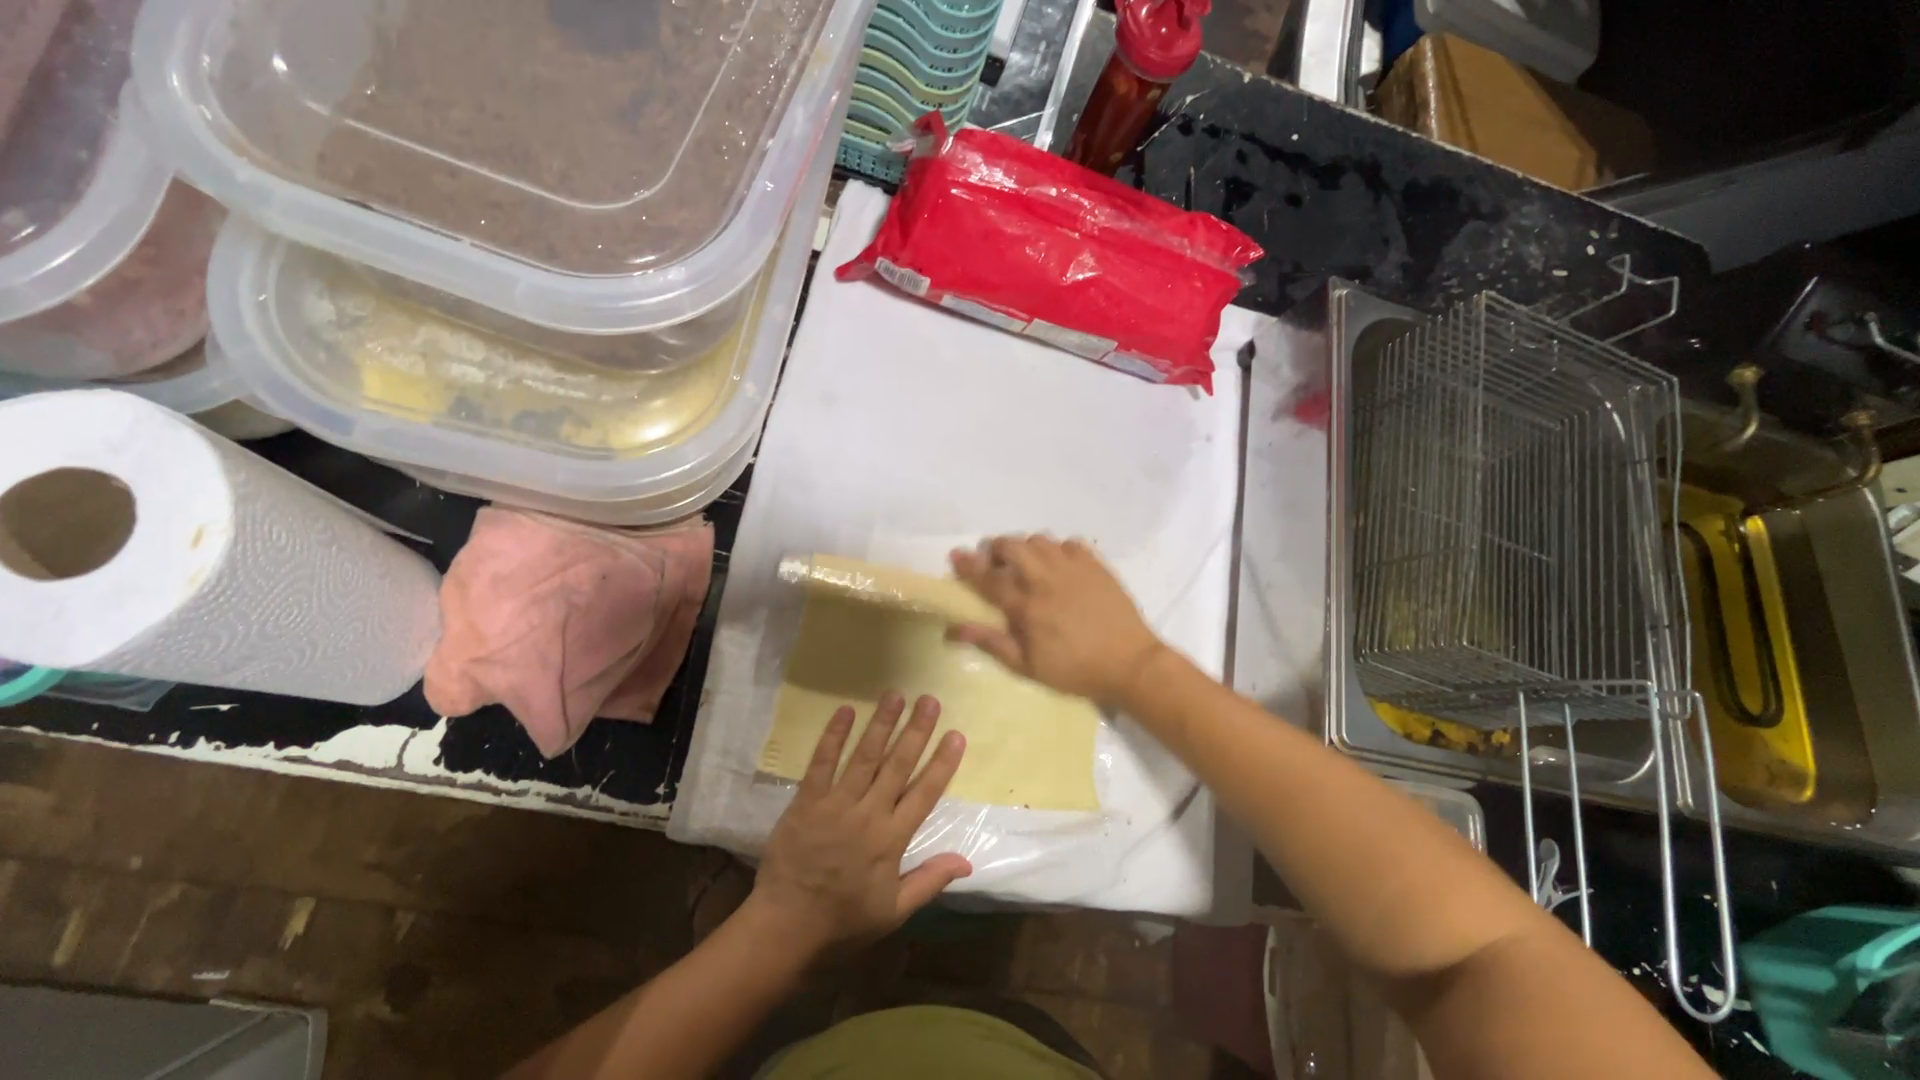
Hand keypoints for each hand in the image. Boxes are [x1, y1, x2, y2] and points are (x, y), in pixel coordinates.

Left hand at [747, 693, 970, 954]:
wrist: (787, 926)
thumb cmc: (844, 921)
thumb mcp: (894, 911)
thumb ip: (929, 881)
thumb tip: (967, 861)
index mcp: (892, 840)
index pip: (924, 794)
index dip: (942, 764)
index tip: (956, 736)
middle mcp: (868, 815)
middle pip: (897, 766)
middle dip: (916, 731)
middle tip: (930, 700)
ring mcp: (836, 805)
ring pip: (864, 757)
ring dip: (881, 724)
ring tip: (895, 695)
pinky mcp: (806, 802)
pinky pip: (821, 763)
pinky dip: (833, 736)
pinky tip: (845, 711)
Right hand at [949, 535, 1165, 704]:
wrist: (1130, 663)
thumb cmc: (1075, 670)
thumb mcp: (1028, 666)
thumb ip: (991, 642)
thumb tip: (953, 629)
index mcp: (1027, 606)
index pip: (989, 578)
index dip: (969, 565)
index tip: (956, 556)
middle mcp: (1046, 579)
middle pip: (1012, 546)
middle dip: (996, 548)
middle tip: (994, 560)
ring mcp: (1074, 568)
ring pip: (1040, 539)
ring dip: (1026, 546)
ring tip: (1025, 562)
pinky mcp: (1096, 565)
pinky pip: (1069, 543)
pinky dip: (1057, 549)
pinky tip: (1058, 565)